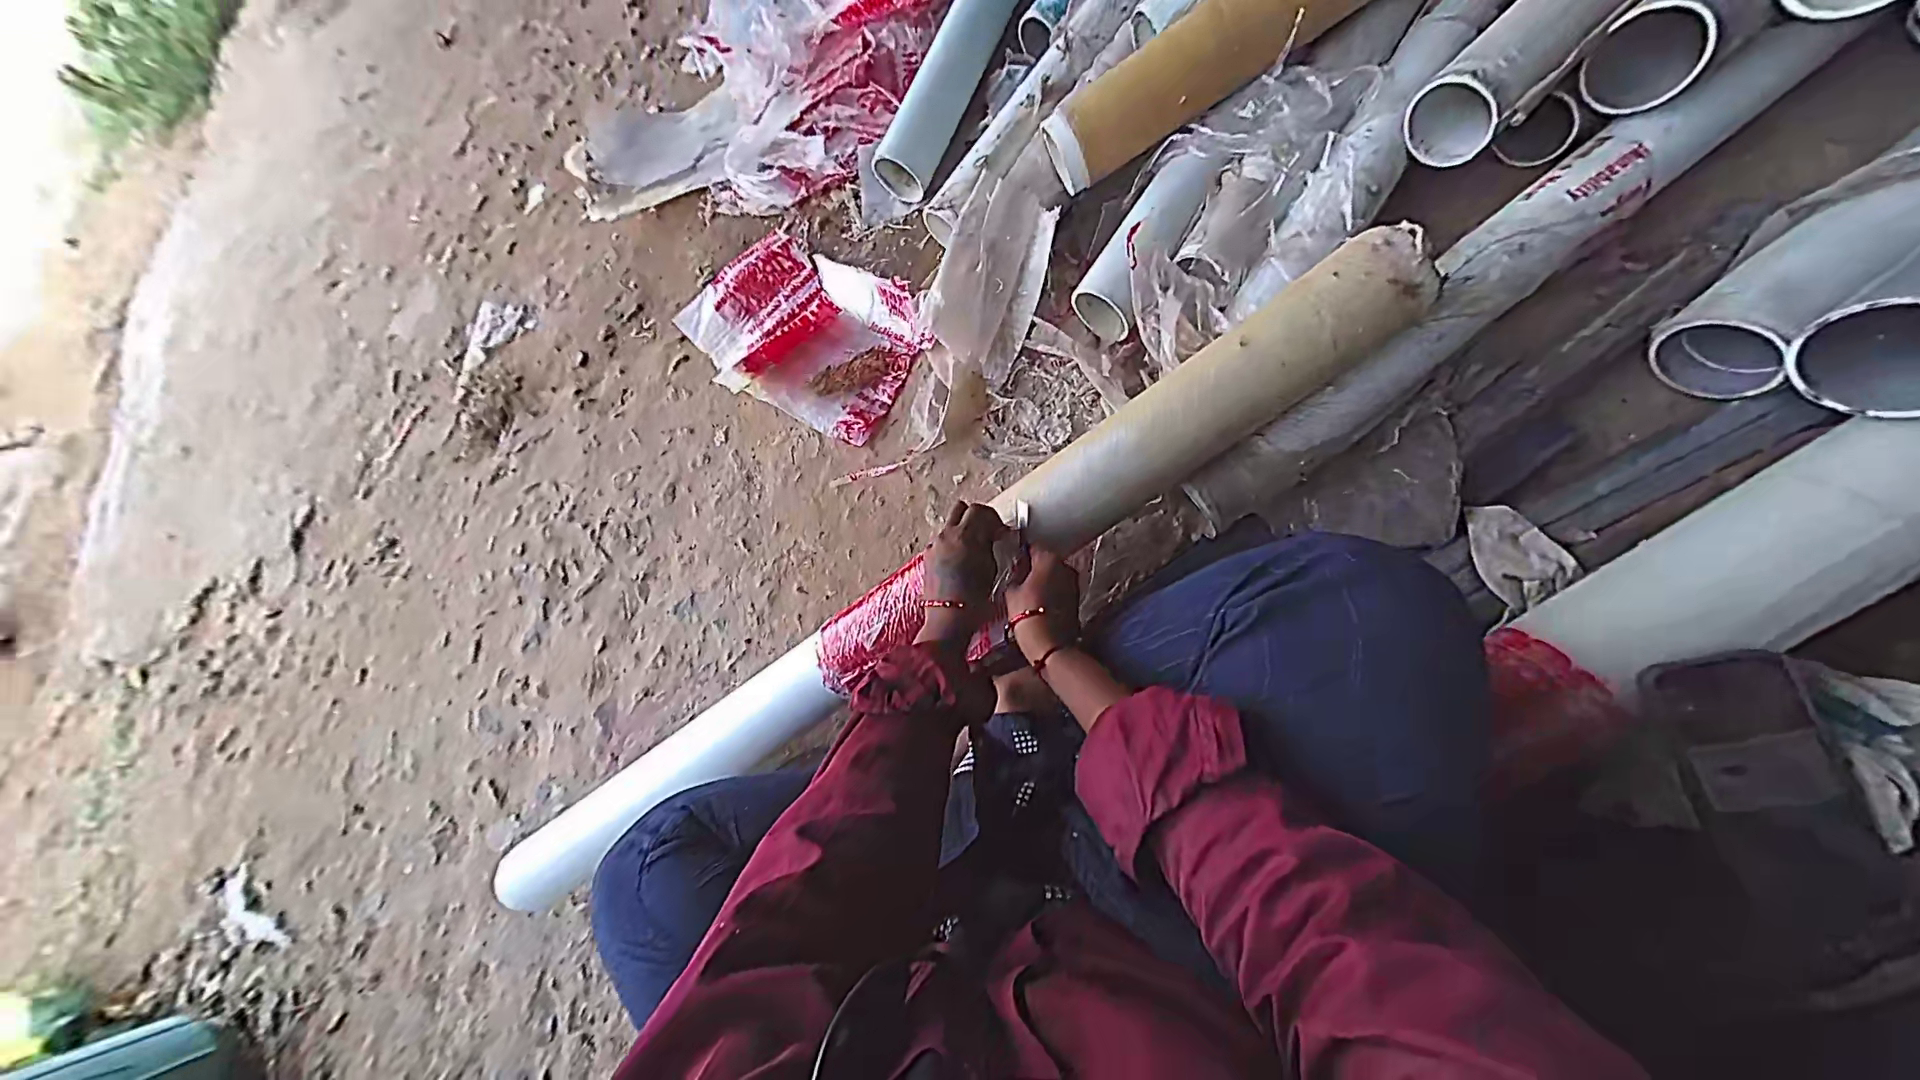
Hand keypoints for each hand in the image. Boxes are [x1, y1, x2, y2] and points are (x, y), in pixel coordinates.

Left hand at [917, 502, 1006, 647]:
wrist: (948, 620)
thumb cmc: (974, 599)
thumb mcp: (992, 568)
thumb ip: (991, 546)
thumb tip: (993, 537)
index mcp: (965, 535)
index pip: (980, 510)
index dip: (993, 518)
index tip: (1000, 531)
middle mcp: (946, 536)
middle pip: (962, 509)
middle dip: (976, 517)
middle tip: (987, 532)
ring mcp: (934, 546)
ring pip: (950, 525)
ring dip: (963, 530)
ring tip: (974, 549)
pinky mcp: (927, 558)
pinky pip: (942, 541)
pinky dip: (952, 544)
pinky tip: (961, 561)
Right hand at [1005, 545, 1079, 660]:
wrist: (1048, 643)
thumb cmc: (1026, 612)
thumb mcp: (1011, 590)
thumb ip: (1016, 574)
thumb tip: (1019, 569)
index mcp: (1048, 558)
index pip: (1034, 547)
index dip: (1022, 554)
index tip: (1015, 562)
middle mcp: (1065, 566)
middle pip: (1047, 560)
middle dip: (1036, 567)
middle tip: (1021, 578)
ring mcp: (1074, 582)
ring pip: (1056, 575)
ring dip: (1046, 580)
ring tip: (1030, 593)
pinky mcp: (1077, 599)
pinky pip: (1061, 589)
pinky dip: (1053, 592)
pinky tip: (1041, 603)